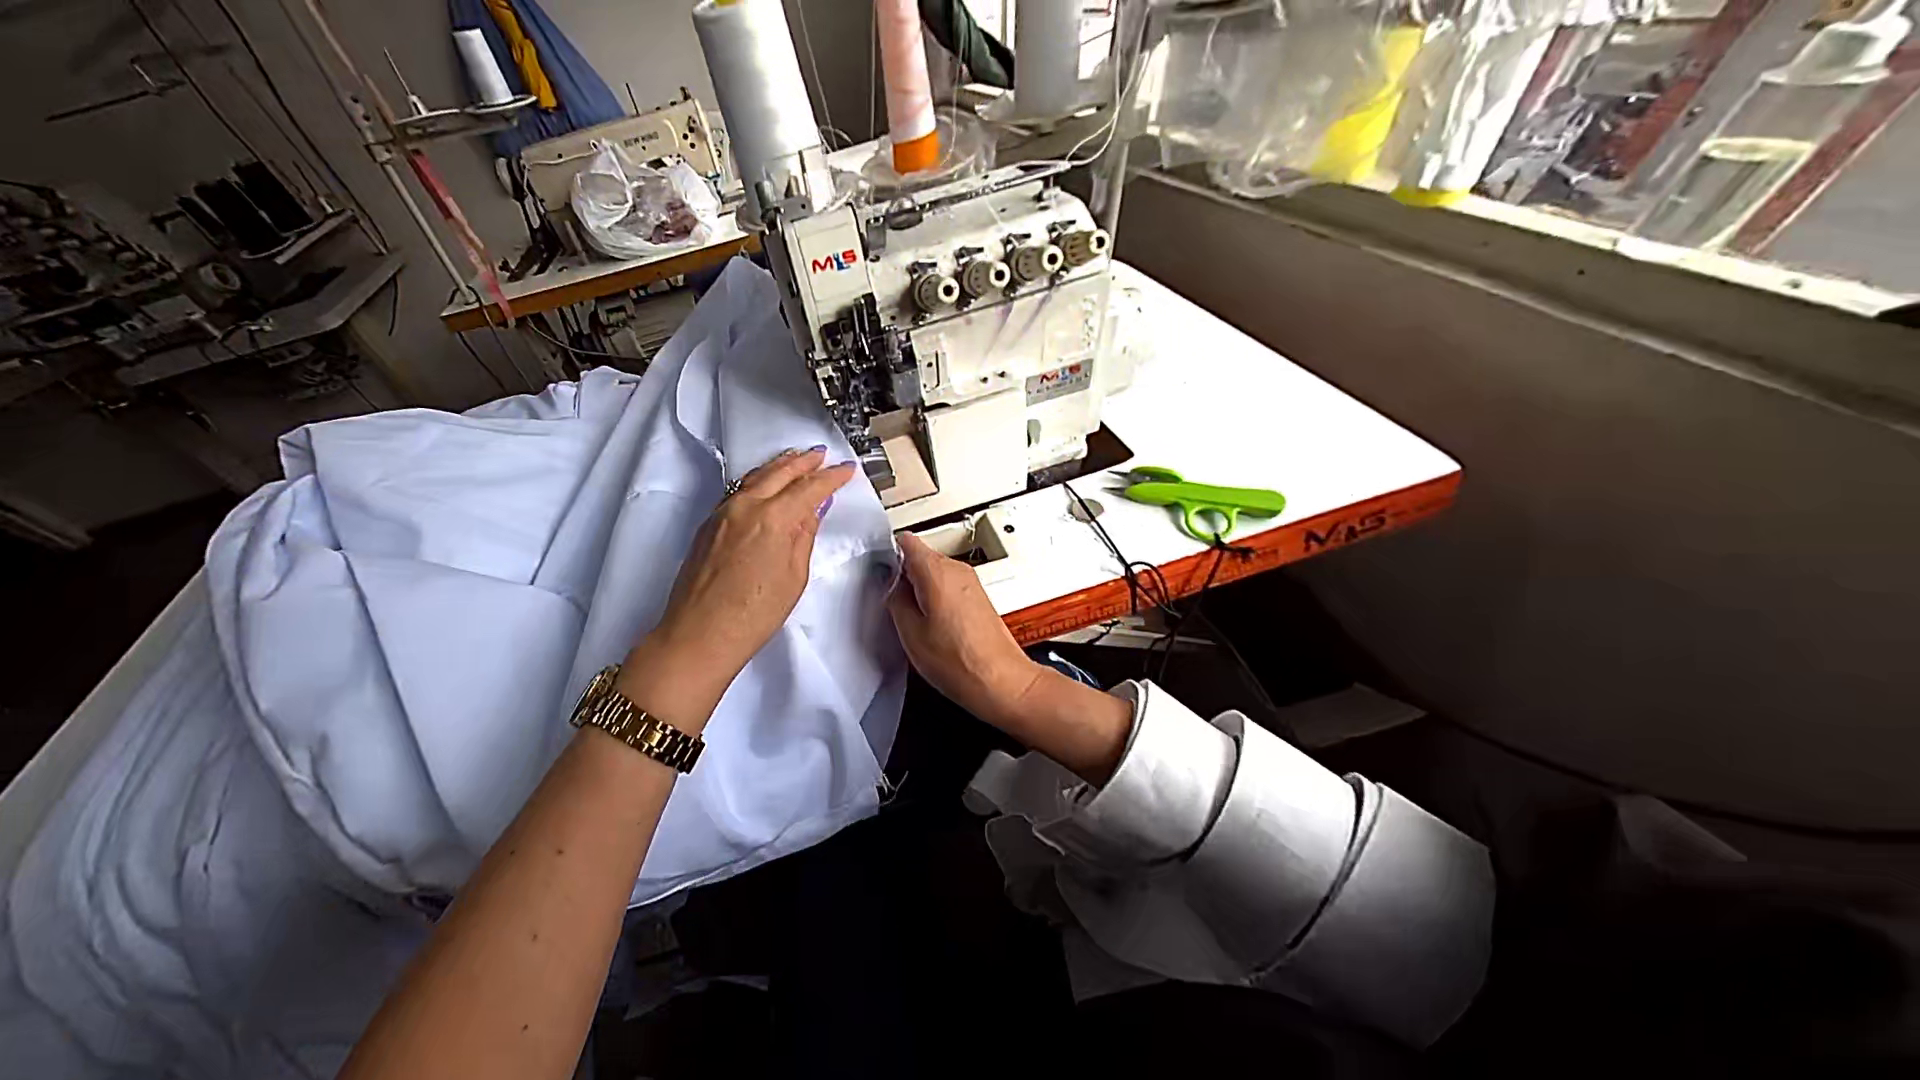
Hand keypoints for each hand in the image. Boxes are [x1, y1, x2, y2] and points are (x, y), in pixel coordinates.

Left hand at [621, 447, 855, 727]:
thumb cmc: (750, 615)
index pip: (809, 487)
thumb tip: (810, 513)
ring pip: (756, 477)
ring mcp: (723, 514)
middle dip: (804, 462)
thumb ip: (803, 537)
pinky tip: (765, 484)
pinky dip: (757, 480)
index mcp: (773, 518)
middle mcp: (745, 507)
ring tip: (795, 460)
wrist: (700, 635)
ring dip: (779, 466)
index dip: (831, 477)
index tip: (846, 470)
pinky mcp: (709, 526)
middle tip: (821, 455)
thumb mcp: (794, 577)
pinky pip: (738, 490)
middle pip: (780, 473)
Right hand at [888, 531, 1132, 781]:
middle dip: (903, 576)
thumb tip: (891, 586)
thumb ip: (895, 599)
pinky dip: (937, 601)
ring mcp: (971, 583)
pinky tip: (933, 628)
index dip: (887, 553)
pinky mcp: (979, 598)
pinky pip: (949, 588)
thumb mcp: (910, 632)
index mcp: (937, 570)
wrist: (1000, 682)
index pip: (905, 541)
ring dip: (921, 590)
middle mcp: (958, 570)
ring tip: (914, 622)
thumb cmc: (962, 662)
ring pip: (935, 573)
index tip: (879, 572)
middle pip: (920, 556)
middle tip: (893, 603)